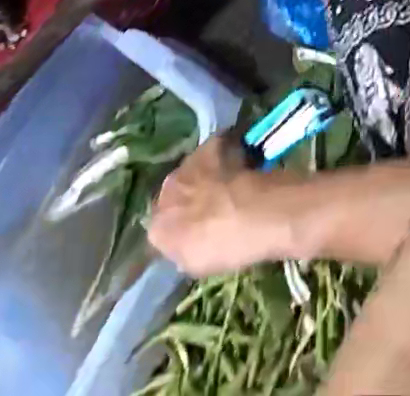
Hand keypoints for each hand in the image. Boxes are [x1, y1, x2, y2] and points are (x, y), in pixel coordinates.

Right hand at [147, 136, 294, 276]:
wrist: (251, 212)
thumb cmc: (226, 247)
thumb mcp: (198, 264)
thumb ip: (184, 248)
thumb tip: (187, 239)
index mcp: (158, 228)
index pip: (162, 228)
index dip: (179, 228)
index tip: (196, 232)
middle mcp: (165, 193)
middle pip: (173, 195)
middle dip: (187, 199)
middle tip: (211, 208)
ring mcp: (186, 166)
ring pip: (190, 171)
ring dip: (202, 177)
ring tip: (226, 185)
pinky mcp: (210, 145)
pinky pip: (212, 151)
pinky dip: (221, 155)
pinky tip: (238, 163)